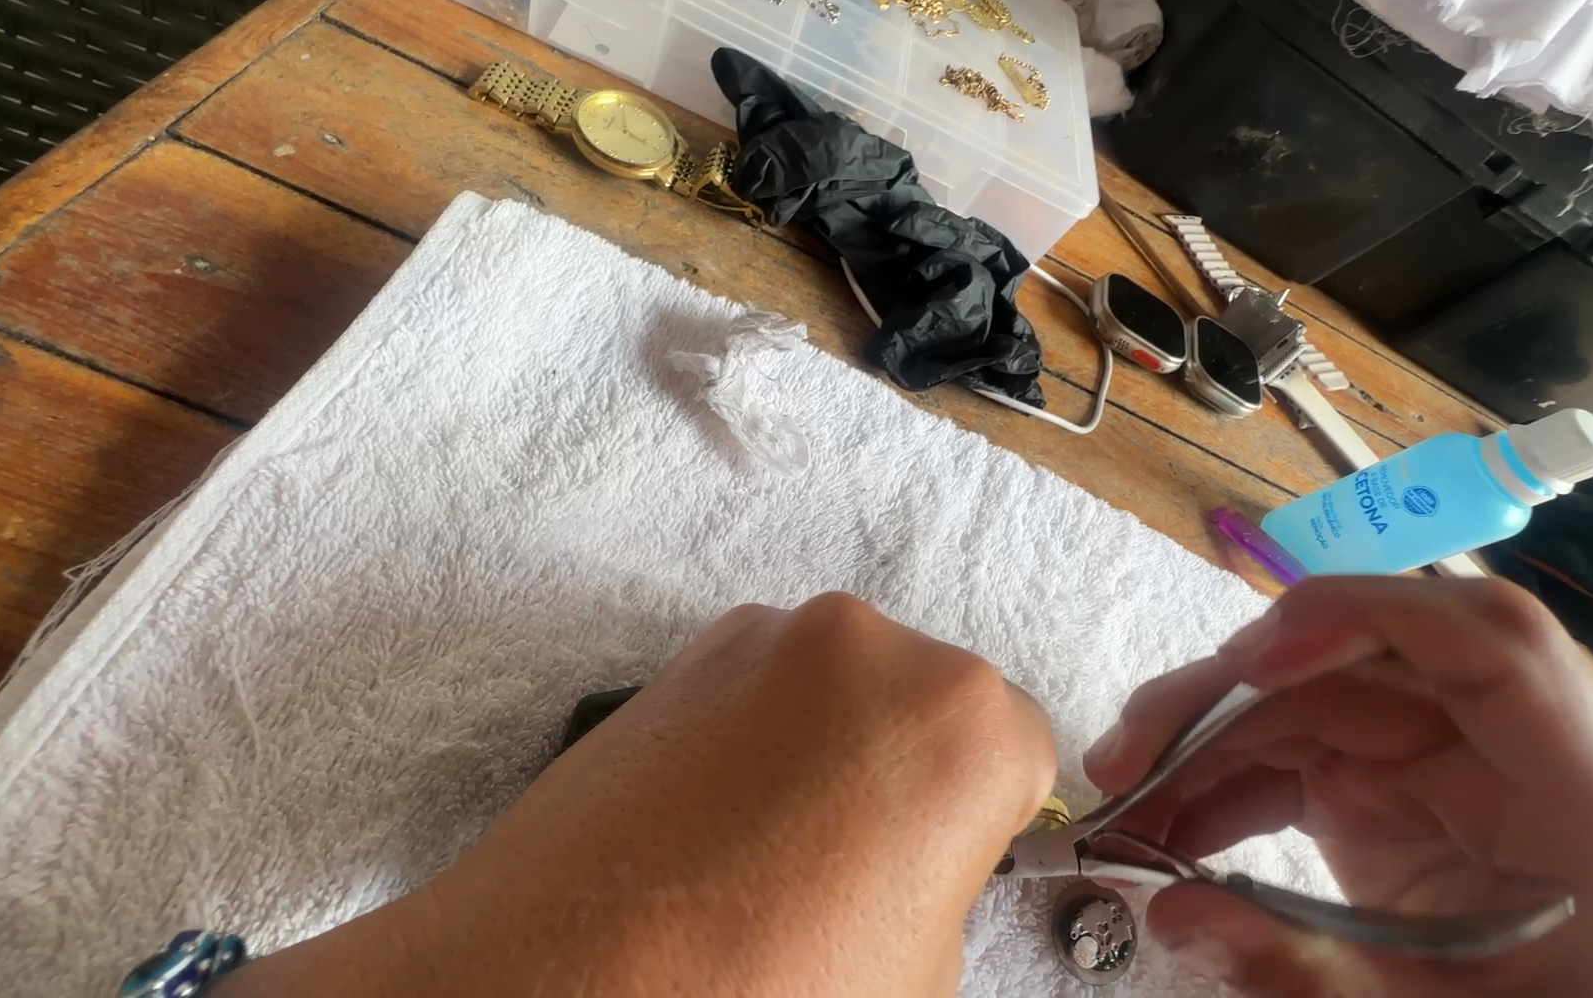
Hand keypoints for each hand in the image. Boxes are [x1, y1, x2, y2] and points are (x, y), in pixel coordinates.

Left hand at [215, 593, 1055, 996]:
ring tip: (781, 825)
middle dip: (914, 762)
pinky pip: (775, 673)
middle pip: (932, 697)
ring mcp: (777, 630)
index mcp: (960, 717)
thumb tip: (921, 839)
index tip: (955, 846)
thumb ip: (946, 868)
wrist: (569, 980)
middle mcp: (872, 643)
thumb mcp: (921, 964)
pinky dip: (772, 717)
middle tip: (860, 846)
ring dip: (840, 733)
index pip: (1023, 744)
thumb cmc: (764, 986)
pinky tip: (729, 795)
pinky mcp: (699, 641)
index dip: (991, 809)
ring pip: (851, 679)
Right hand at [1084, 577, 1592, 997]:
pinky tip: (1163, 829)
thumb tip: (1168, 913)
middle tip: (1118, 766)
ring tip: (1119, 803)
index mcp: (1587, 793)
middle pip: (1333, 672)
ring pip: (1284, 706)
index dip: (1354, 619)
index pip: (1482, 640)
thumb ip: (1316, 973)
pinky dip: (1212, 786)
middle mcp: (1496, 745)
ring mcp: (1429, 756)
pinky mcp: (1382, 779)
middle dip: (1209, 708)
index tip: (1244, 665)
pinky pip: (1280, 755)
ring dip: (1189, 747)